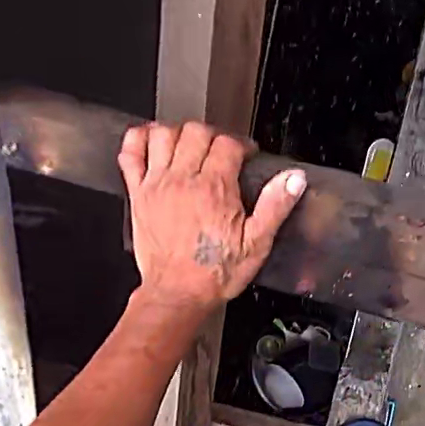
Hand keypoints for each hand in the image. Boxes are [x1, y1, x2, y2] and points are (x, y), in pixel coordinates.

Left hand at [117, 121, 305, 313]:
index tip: (247, 155)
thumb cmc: (215, 272)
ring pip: (163, 135)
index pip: (228, 144)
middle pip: (196, 132)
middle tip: (222, 150)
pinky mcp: (138, 194)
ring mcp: (157, 185)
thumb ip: (276, 205)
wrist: (178, 293)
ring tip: (192, 145)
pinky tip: (151, 142)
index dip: (242, 145)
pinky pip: (130, 153)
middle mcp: (183, 181)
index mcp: (214, 189)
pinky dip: (138, 140)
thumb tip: (294, 179)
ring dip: (179, 133)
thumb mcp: (258, 242)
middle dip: (213, 136)